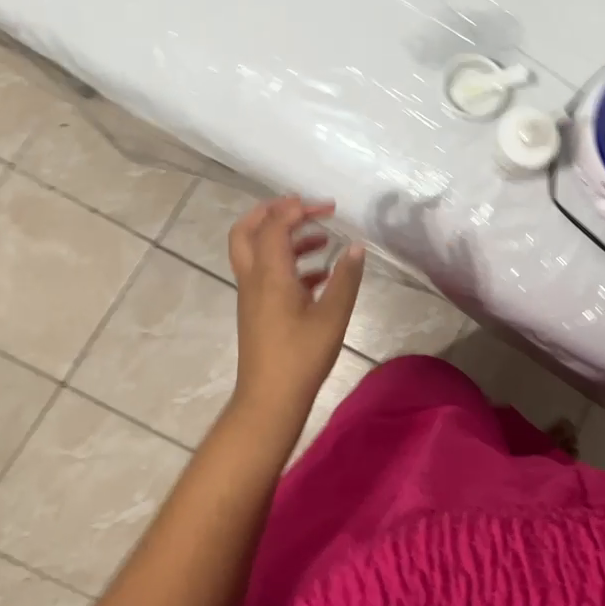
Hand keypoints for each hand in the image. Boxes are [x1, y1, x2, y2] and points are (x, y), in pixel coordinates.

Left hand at [227, 196, 366, 410]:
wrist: (270, 398)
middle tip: (305, 209)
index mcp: (270, 274)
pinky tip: (321, 275)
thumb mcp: (333, 315)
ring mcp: (252, 295)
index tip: (327, 207)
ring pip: (258, 252)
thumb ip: (346, 278)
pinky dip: (289, 263)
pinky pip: (267, 273)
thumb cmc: (302, 356)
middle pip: (248, 230)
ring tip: (323, 240)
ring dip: (285, 238)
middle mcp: (254, 278)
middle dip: (274, 212)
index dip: (297, 208)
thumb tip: (356, 247)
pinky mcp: (258, 310)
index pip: (274, 225)